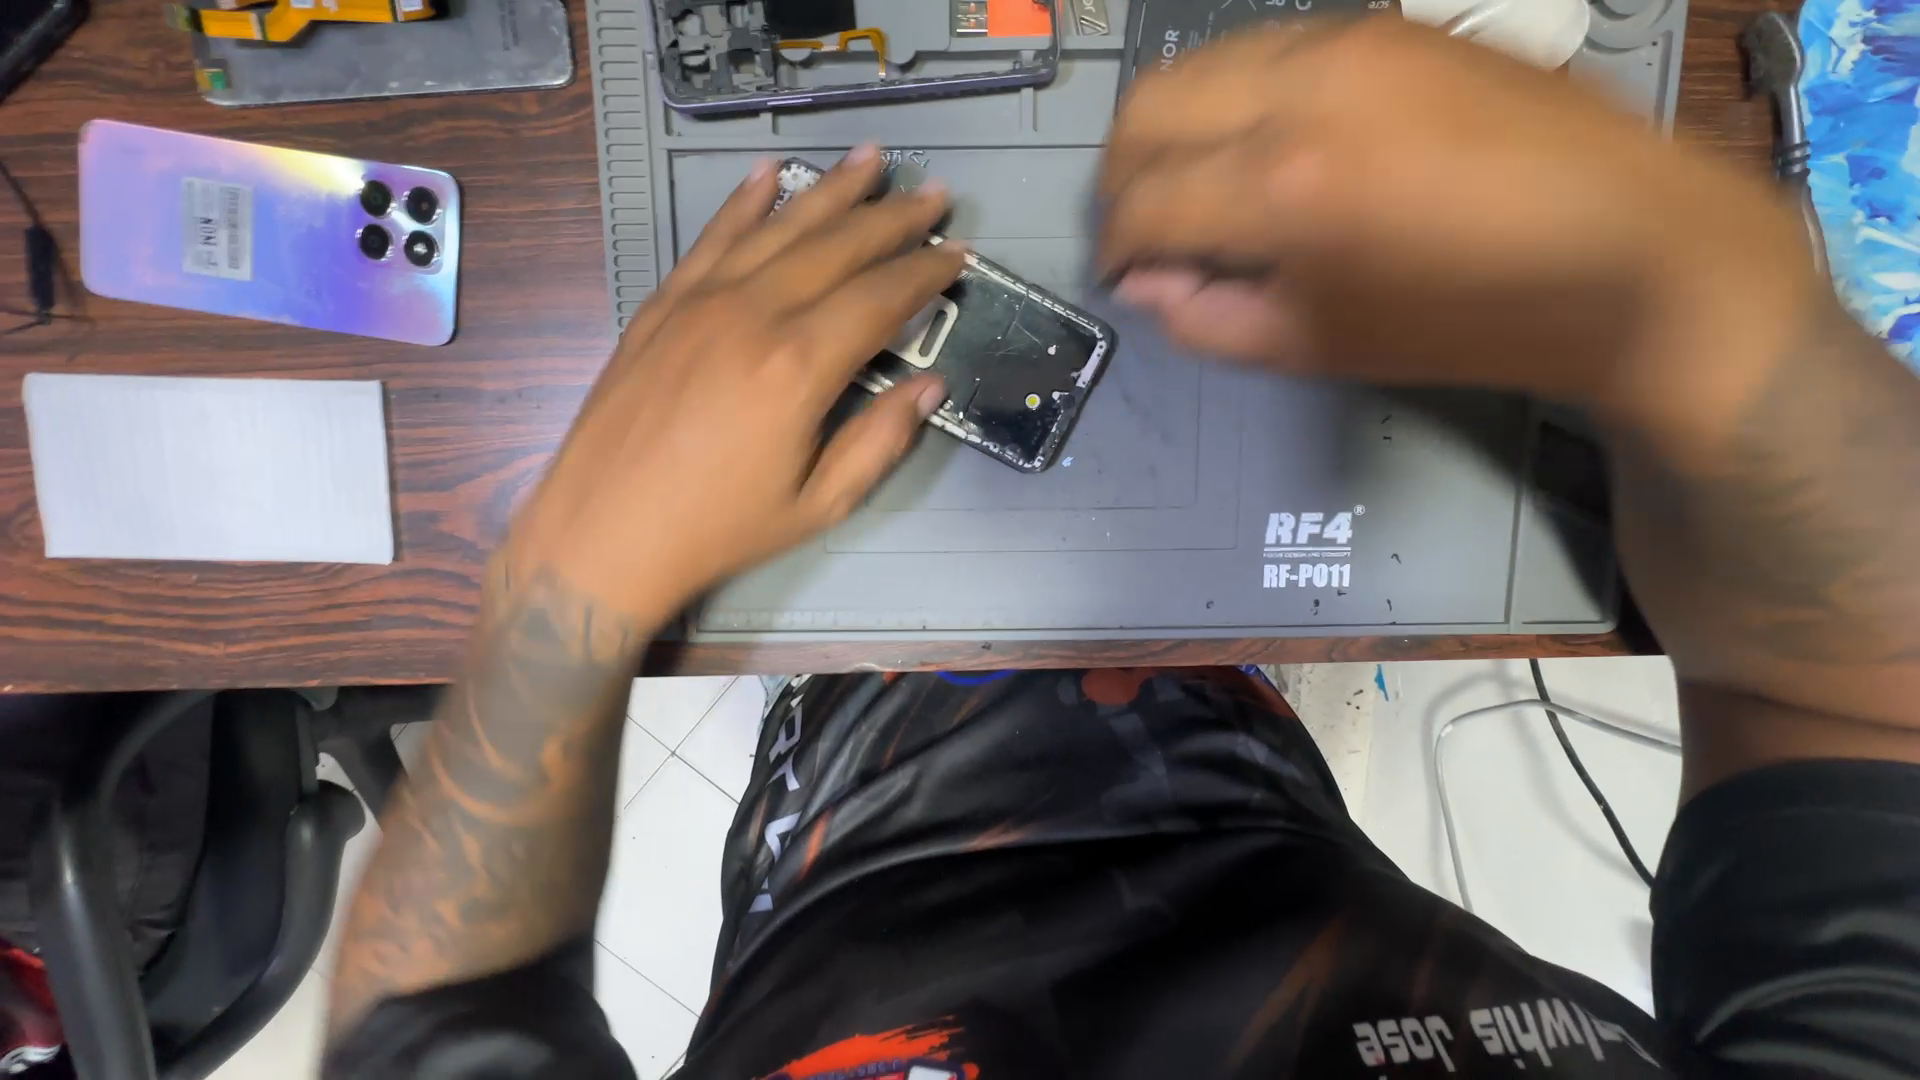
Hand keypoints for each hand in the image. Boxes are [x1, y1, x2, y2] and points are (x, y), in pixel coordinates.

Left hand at [504, 146, 962, 622]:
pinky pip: (712, 237)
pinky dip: (744, 202)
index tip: (957, 253)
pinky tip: (768, 173)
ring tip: (871, 160)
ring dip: (831, 192)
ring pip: (779, 229)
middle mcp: (752, 315)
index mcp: (798, 367)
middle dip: (893, 219)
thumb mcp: (819, 503)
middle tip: (933, 193)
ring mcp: (701, 301)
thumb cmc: (720, 528)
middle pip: (838, 248)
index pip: (880, 298)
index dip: (925, 272)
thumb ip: (880, 440)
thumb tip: (930, 387)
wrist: (605, 531)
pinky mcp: (663, 305)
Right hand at [1097, 21, 1823, 438]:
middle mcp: (1302, 89)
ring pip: (1196, 66)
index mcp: (1283, 187)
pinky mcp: (1384, 28)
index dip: (1114, 249)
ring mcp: (1347, 42)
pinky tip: (1253, 154)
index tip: (1121, 276)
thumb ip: (1202, 317)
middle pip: (1145, 108)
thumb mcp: (1310, 347)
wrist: (1628, 251)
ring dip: (1168, 134)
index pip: (1142, 202)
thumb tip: (1143, 283)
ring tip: (1190, 193)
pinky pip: (1259, 54)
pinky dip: (1226, 105)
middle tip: (1138, 232)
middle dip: (1119, 179)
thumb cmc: (1461, 322)